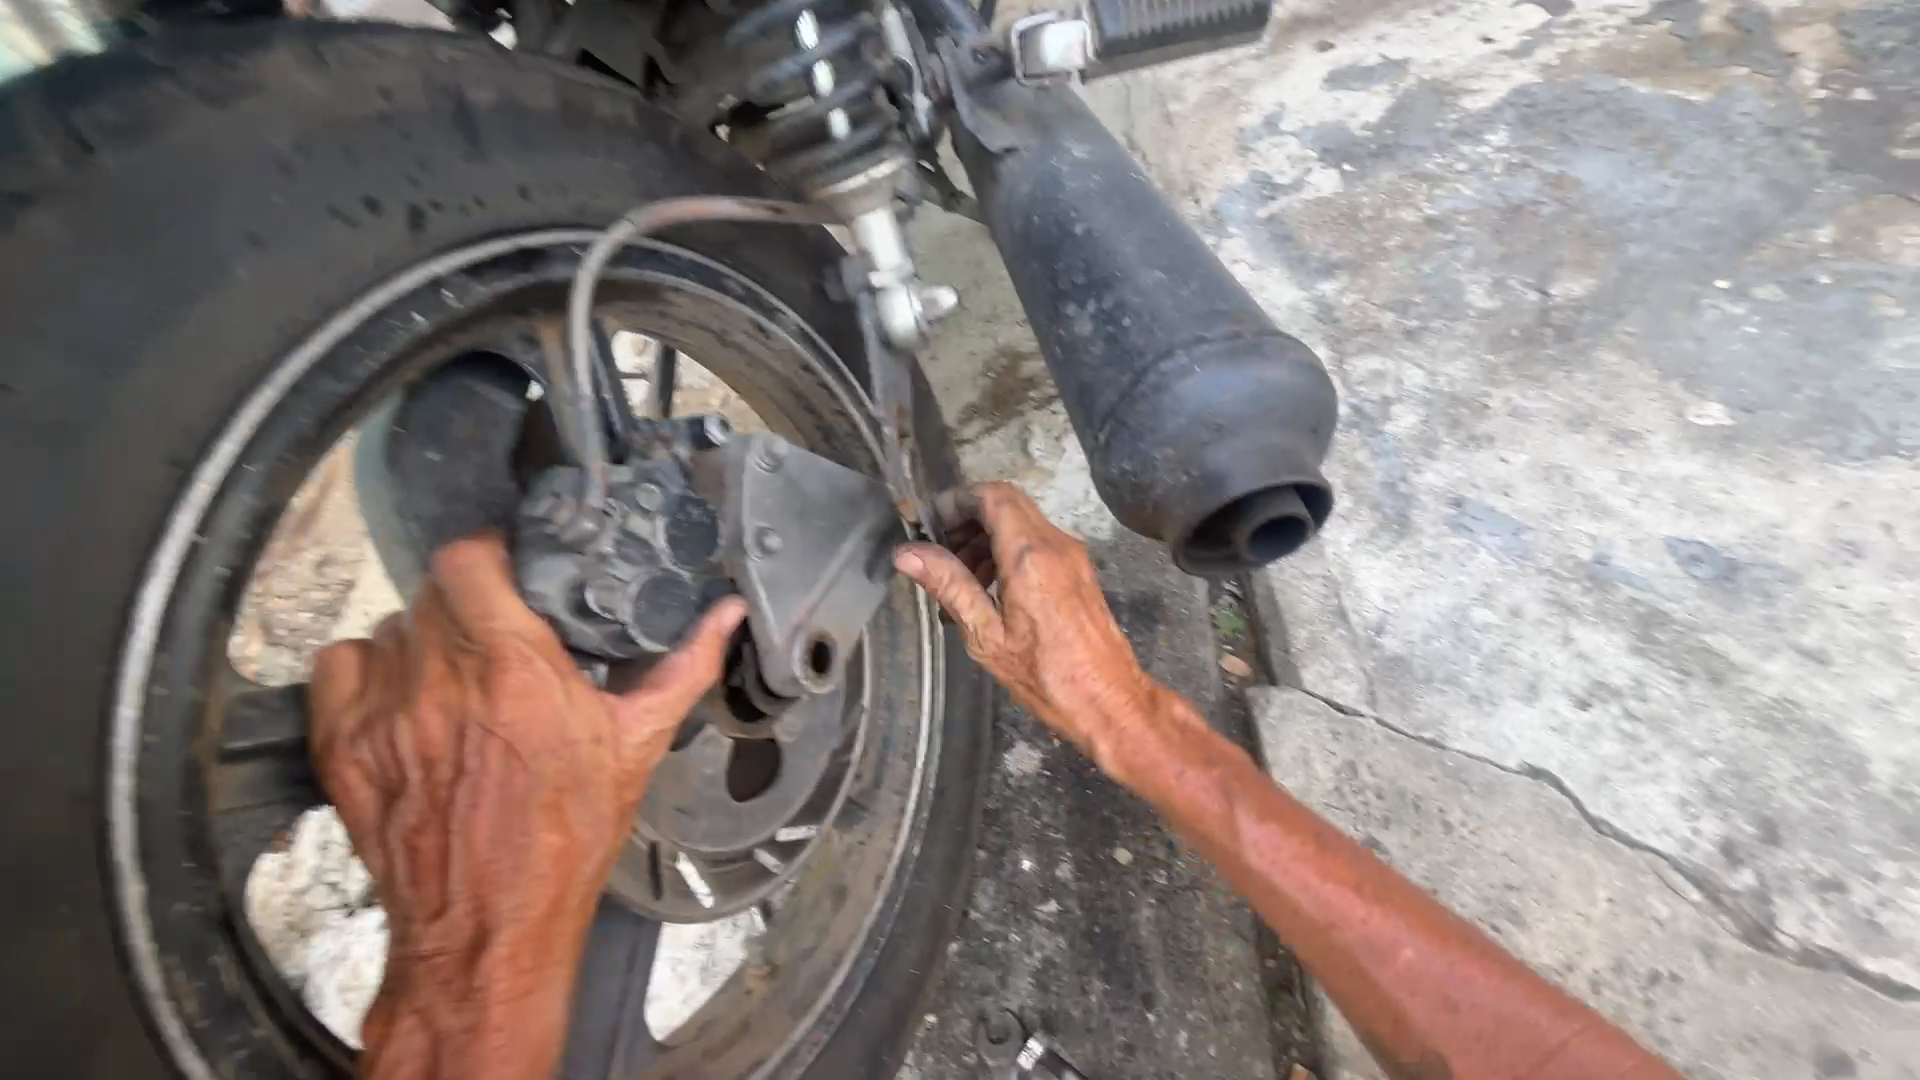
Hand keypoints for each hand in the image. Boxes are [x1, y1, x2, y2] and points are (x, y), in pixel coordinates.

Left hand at [308, 533, 744, 1078]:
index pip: (471, 562)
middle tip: (503, 617)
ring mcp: (384, 714)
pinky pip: (339, 664)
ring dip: (428, 632)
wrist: (492, 921)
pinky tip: (405, 688)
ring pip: (392, 626)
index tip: (516, 565)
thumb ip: (686, 666)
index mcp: (518, 670)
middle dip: (472, 594)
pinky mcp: (341, 747)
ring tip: (460, 661)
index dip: (491, 551)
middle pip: (434, 590)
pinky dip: (371, 663)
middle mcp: (443, 681)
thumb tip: (730, 613)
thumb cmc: (574, 827)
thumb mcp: (641, 742)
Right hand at [893, 482, 1158, 767]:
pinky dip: (1005, 552)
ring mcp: (1071, 556)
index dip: (955, 501)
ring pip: (1020, 522)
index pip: (992, 496)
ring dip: (984, 537)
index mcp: (1031, 556)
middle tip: (938, 552)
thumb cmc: (1046, 676)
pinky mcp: (1078, 571)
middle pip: (1006, 503)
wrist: (1109, 701)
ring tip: (958, 579)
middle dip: (967, 519)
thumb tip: (907, 553)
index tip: (929, 525)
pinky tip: (987, 590)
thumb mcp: (987, 636)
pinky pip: (1035, 543)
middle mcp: (1056, 544)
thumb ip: (949, 586)